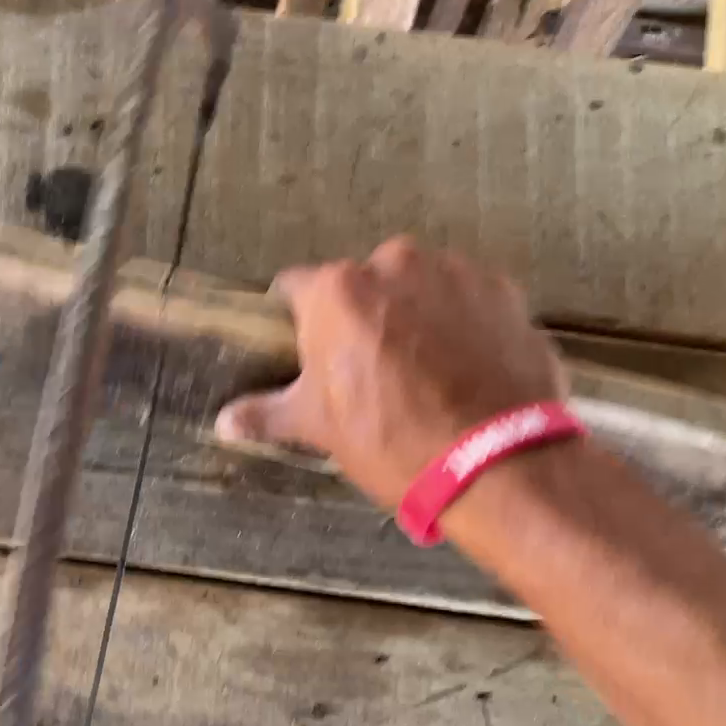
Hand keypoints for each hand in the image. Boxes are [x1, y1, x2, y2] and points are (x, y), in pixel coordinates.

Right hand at [215, 236, 564, 509]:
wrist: (495, 462)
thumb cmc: (387, 438)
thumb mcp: (317, 426)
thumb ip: (266, 413)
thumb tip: (223, 422)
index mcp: (335, 290)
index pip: (295, 287)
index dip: (297, 318)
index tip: (307, 348)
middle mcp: (392, 263)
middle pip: (360, 282)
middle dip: (359, 314)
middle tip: (369, 366)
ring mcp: (452, 271)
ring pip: (415, 285)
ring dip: (411, 312)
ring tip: (424, 366)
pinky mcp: (502, 289)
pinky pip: (464, 296)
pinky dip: (458, 319)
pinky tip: (464, 362)